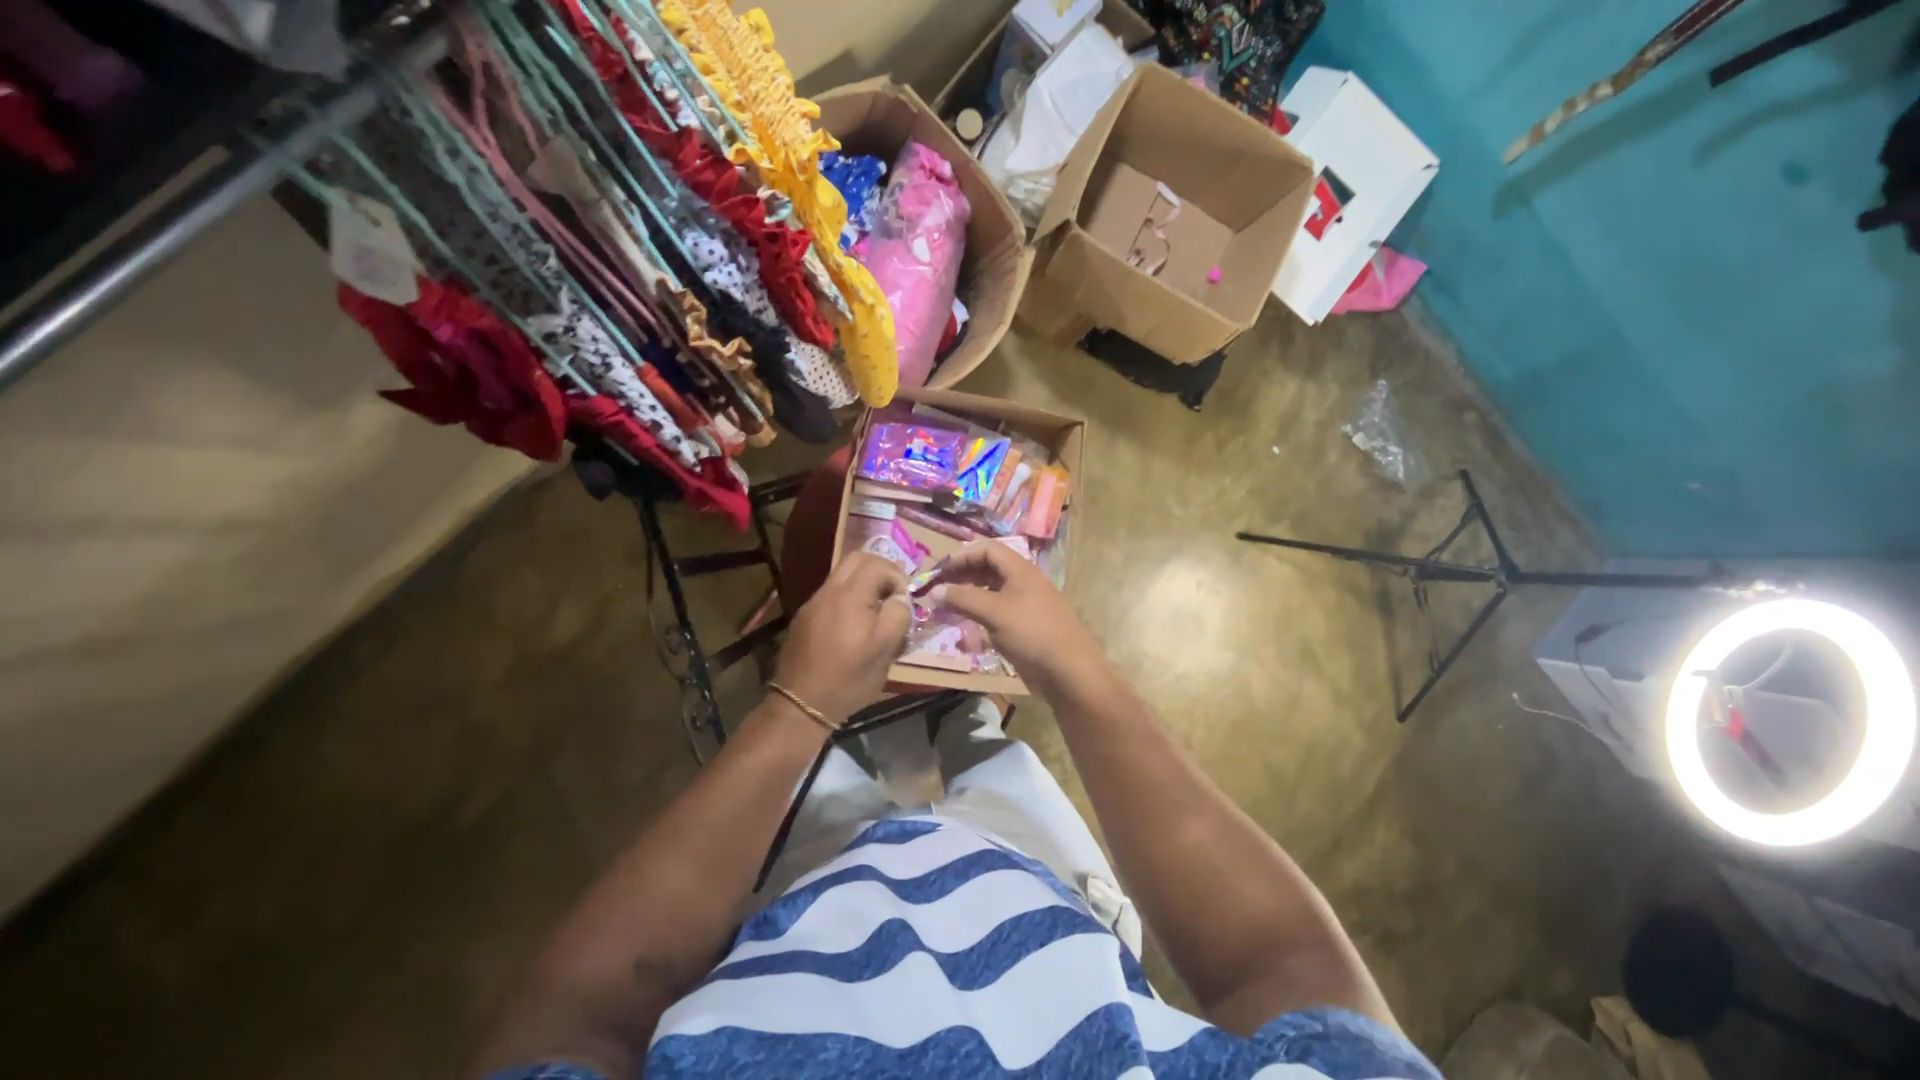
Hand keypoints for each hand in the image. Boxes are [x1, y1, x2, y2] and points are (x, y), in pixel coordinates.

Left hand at [771, 553, 911, 722]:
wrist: (801, 704)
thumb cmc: (848, 679)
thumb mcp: (885, 651)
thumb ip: (897, 615)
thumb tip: (900, 597)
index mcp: (849, 596)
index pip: (878, 564)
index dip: (897, 576)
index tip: (904, 601)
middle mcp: (828, 591)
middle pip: (856, 559)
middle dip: (880, 571)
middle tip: (892, 595)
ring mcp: (812, 603)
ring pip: (842, 576)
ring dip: (863, 584)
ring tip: (875, 612)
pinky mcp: (804, 618)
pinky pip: (831, 594)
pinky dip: (848, 598)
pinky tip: (853, 626)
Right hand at [929, 540, 1101, 685]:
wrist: (1068, 670)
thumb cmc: (1031, 633)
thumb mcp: (994, 612)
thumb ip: (963, 599)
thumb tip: (934, 592)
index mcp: (1020, 570)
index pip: (987, 550)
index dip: (962, 556)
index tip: (939, 571)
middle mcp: (1024, 582)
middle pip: (989, 568)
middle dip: (962, 575)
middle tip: (938, 589)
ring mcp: (1026, 605)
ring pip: (992, 591)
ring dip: (969, 595)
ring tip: (946, 605)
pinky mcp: (1025, 626)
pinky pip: (998, 612)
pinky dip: (979, 613)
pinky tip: (966, 623)